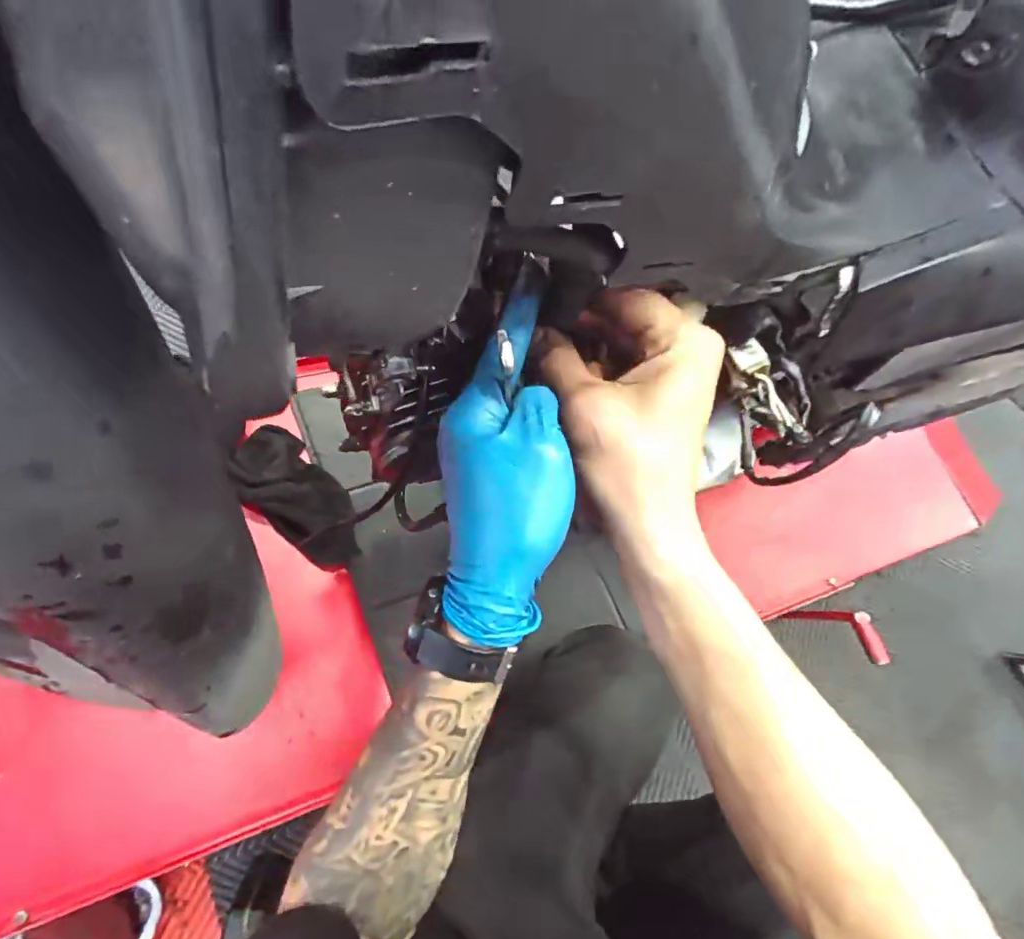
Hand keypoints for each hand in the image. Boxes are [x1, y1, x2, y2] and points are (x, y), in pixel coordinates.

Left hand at [437, 307, 576, 647]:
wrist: (496, 571)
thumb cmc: (518, 511)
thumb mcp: (539, 444)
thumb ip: (536, 399)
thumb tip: (533, 378)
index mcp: (473, 410)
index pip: (499, 348)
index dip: (520, 315)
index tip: (530, 282)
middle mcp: (463, 423)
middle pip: (498, 372)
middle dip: (527, 349)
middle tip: (560, 324)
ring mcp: (468, 446)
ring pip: (502, 400)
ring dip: (528, 383)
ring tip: (559, 362)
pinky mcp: (479, 465)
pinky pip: (503, 425)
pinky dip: (524, 413)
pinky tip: (544, 411)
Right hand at [539, 289, 724, 556]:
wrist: (646, 521)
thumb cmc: (628, 467)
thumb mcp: (583, 403)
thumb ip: (555, 356)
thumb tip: (534, 330)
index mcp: (687, 341)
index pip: (628, 299)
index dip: (583, 303)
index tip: (544, 309)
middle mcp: (692, 350)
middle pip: (626, 320)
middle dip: (583, 329)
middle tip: (541, 336)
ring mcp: (680, 373)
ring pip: (623, 344)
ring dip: (587, 351)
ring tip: (549, 357)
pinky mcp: (664, 395)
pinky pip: (627, 367)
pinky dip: (599, 372)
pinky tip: (569, 378)